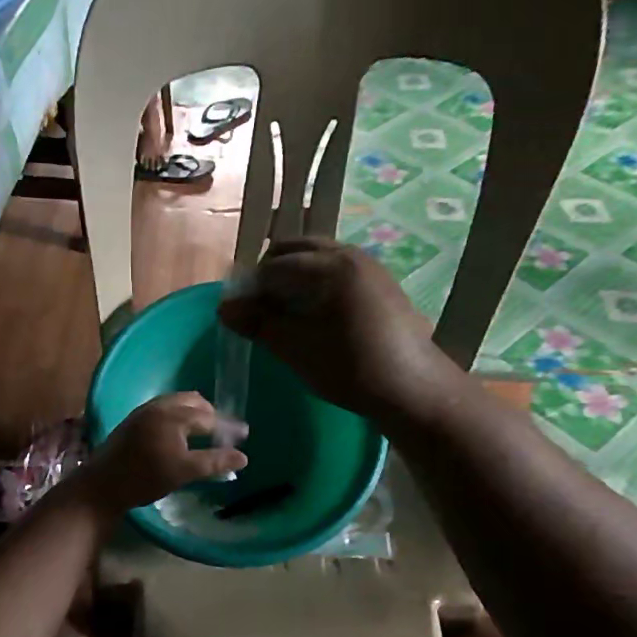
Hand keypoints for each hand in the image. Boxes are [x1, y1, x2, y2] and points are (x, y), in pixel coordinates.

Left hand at [77, 392, 246, 512]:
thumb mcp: (184, 472)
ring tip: (203, 431)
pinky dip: (178, 417)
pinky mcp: (132, 422)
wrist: (102, 485)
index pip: (208, 418)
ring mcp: (142, 412)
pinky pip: (163, 410)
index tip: (243, 435)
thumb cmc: (144, 478)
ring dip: (193, 414)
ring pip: (176, 404)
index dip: (227, 428)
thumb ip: (214, 462)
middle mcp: (158, 407)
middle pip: (192, 402)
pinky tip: (178, 434)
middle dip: (211, 414)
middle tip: (223, 431)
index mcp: (173, 415)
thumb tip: (243, 457)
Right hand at [217, 238, 454, 416]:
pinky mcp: (381, 283)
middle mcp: (351, 255)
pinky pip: (337, 268)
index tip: (236, 312)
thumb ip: (259, 324)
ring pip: (318, 256)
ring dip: (292, 275)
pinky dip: (315, 280)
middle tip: (256, 307)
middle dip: (270, 272)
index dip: (249, 288)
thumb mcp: (297, 349)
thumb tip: (224, 308)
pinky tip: (312, 312)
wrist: (412, 388)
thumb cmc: (350, 368)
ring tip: (281, 310)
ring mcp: (370, 266)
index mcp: (330, 267)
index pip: (274, 266)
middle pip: (296, 248)